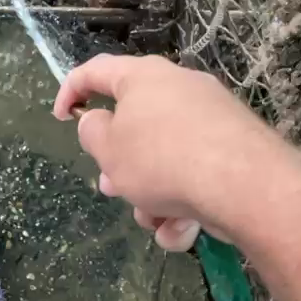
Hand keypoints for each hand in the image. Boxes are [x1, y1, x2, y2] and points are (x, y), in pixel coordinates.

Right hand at [53, 55, 284, 250]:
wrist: (239, 183)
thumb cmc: (161, 159)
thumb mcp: (108, 149)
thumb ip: (92, 133)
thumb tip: (97, 121)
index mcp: (143, 78)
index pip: (96, 71)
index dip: (71, 90)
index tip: (61, 117)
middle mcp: (178, 89)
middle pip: (134, 128)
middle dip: (121, 167)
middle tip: (113, 188)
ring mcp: (208, 119)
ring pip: (162, 162)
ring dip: (150, 196)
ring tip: (156, 219)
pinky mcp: (230, 150)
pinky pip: (191, 178)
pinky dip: (181, 207)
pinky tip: (183, 229)